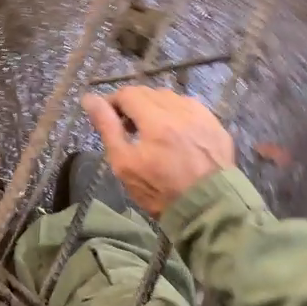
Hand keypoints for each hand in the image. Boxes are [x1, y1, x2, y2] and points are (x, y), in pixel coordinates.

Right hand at [80, 87, 233, 216]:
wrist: (210, 212)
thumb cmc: (160, 190)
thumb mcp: (124, 163)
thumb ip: (107, 126)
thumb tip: (89, 99)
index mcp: (156, 119)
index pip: (128, 94)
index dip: (114, 102)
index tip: (109, 117)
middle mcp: (181, 111)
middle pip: (149, 93)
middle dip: (134, 104)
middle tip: (129, 127)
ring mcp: (202, 117)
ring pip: (171, 98)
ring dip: (156, 106)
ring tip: (152, 129)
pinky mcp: (217, 126)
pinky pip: (191, 107)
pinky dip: (178, 113)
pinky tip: (176, 131)